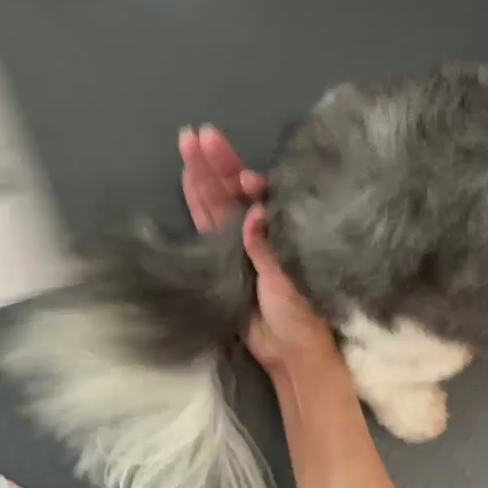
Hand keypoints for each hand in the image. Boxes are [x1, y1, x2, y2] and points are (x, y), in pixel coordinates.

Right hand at [176, 124, 340, 375]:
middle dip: (218, 164)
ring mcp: (241, 243)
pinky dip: (198, 204)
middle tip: (197, 135)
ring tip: (186, 143)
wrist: (289, 351)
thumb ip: (268, 247)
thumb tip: (255, 211)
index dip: (250, 182)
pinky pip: (209, 227)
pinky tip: (186, 179)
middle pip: (236, 190)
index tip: (243, 179)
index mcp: (285, 228)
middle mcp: (263, 230)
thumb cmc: (301, 313)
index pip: (264, 194)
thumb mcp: (289, 278)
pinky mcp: (223, 260)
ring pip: (219, 203)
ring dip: (203, 176)